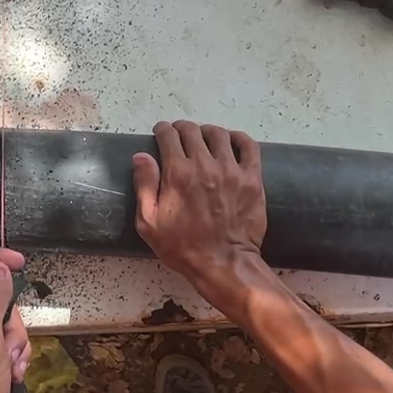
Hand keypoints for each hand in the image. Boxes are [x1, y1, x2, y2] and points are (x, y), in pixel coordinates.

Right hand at [132, 121, 270, 303]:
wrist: (223, 263)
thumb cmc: (182, 246)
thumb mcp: (149, 222)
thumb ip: (144, 185)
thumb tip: (141, 156)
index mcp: (178, 173)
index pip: (169, 135)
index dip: (162, 130)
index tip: (161, 133)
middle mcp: (205, 165)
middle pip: (192, 131)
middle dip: (181, 129)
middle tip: (179, 136)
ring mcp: (231, 170)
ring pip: (219, 134)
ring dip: (207, 132)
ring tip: (203, 138)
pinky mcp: (252, 178)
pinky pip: (248, 146)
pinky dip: (238, 138)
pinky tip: (231, 141)